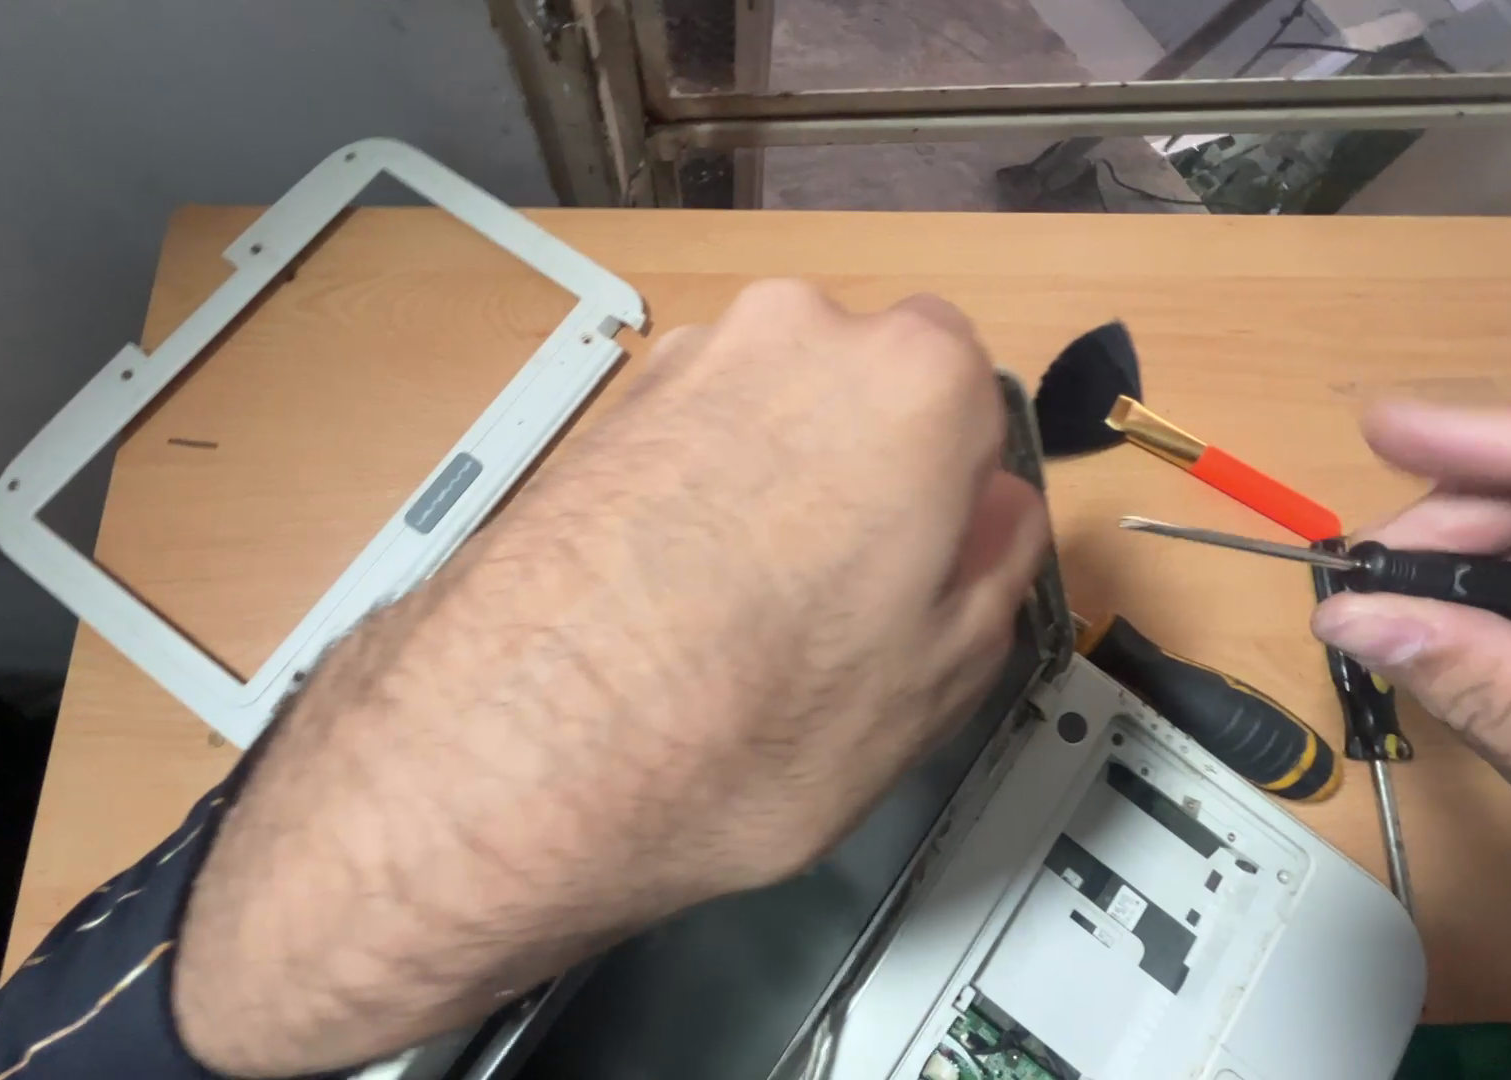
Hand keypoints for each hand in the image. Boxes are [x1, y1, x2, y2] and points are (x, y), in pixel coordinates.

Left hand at [172, 280, 1048, 1073]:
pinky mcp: (606, 407)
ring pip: (779, 411)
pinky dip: (703, 490)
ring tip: (745, 599)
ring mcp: (687, 361)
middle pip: (870, 397)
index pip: (974, 405)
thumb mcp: (943, 672)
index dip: (954, 490)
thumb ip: (996, 565)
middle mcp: (796, 335)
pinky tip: (679, 584)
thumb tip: (988, 516)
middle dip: (870, 473)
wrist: (514, 752)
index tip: (924, 559)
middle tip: (838, 587)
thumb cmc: (753, 720)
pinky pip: (697, 434)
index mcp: (912, 382)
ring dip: (780, 482)